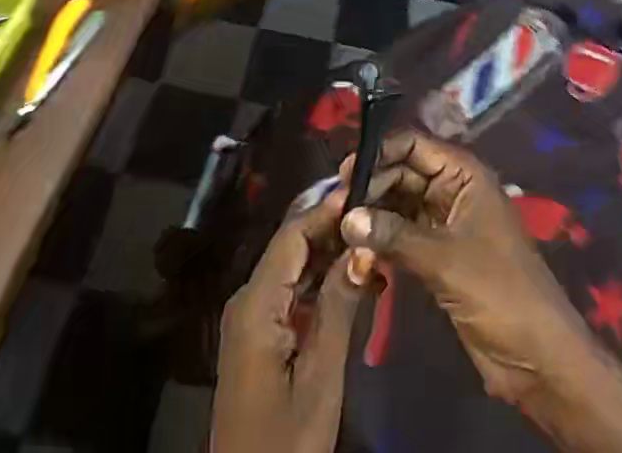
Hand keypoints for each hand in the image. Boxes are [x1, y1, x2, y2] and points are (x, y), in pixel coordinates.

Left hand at [211, 189, 364, 452]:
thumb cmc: (286, 438)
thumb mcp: (320, 376)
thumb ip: (340, 307)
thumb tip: (363, 248)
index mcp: (255, 303)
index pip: (290, 238)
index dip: (324, 211)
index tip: (360, 192)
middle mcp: (248, 299)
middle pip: (290, 249)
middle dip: (330, 228)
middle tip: (373, 214)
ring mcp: (252, 316)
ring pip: (293, 269)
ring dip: (329, 254)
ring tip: (371, 240)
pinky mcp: (260, 333)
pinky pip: (291, 293)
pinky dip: (321, 283)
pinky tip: (353, 279)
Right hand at [340, 132, 621, 452]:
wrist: (539, 358)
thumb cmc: (500, 294)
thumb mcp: (444, 259)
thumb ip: (392, 234)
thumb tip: (346, 217)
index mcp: (464, 176)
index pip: (414, 145)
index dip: (379, 153)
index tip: (345, 174)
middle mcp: (452, 191)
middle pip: (401, 173)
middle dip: (370, 187)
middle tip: (336, 208)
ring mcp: (444, 223)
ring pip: (397, 204)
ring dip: (371, 214)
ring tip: (340, 228)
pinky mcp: (436, 253)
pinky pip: (400, 233)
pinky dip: (380, 238)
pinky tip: (357, 249)